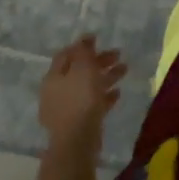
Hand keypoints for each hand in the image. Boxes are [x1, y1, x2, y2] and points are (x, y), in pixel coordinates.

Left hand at [38, 35, 125, 149]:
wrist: (77, 141)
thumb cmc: (80, 99)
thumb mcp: (83, 68)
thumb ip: (83, 51)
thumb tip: (84, 38)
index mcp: (54, 77)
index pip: (65, 55)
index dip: (81, 45)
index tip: (98, 39)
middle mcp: (57, 91)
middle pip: (79, 70)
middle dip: (99, 60)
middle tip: (118, 54)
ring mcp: (66, 108)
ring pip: (87, 86)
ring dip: (105, 76)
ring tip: (125, 70)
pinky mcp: (77, 122)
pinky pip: (92, 103)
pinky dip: (104, 96)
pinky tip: (117, 93)